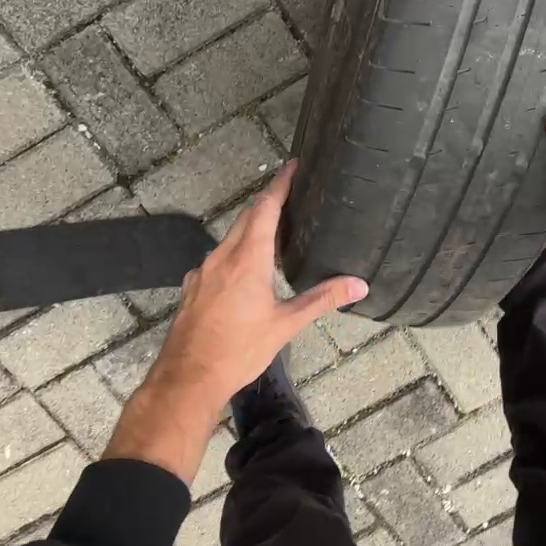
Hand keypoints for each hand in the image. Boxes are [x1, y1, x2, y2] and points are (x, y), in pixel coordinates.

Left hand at [153, 161, 367, 409]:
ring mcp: (203, 271)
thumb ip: (322, 300)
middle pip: (246, 217)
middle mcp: (222, 257)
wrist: (186, 379)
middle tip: (291, 193)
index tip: (293, 166)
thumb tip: (360, 285)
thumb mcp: (285, 325)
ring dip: (252, 227)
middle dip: (268, 202)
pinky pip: (218, 257)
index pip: (265, 208)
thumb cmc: (238, 350)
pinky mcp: (193, 287)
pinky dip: (236, 250)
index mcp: (247, 259)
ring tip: (274, 229)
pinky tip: (244, 268)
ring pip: (230, 237)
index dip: (280, 184)